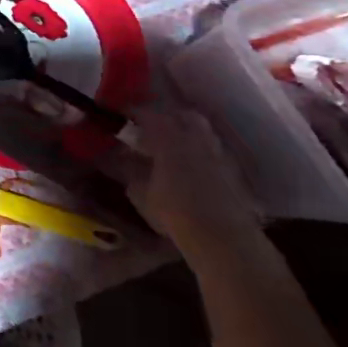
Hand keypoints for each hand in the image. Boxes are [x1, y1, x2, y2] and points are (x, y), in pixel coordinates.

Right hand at [125, 104, 264, 257]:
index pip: (148, 114)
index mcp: (170, 138)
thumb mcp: (139, 191)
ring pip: (200, 130)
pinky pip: (208, 148)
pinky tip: (184, 164)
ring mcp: (216, 152)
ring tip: (165, 145)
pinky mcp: (229, 169)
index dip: (132, 111)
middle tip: (146, 128)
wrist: (220, 234)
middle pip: (182, 115)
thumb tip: (120, 156)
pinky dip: (194, 149)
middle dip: (164, 117)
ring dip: (182, 132)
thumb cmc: (173, 210)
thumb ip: (129, 169)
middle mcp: (196, 137)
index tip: (118, 114)